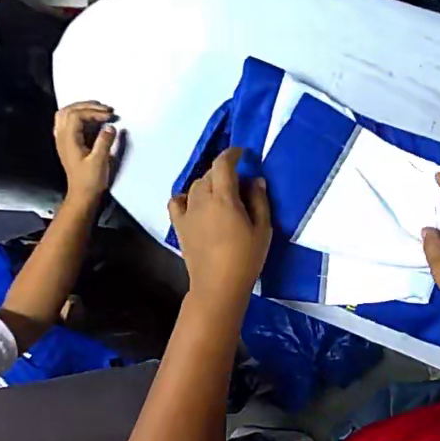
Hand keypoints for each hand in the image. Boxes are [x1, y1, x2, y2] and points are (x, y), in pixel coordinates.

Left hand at [54, 101, 119, 205]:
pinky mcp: (68, 143)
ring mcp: (62, 139)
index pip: (76, 115)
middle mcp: (62, 137)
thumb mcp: (100, 161)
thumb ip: (104, 142)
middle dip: (87, 106)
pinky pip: (68, 122)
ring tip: (99, 110)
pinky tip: (91, 120)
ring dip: (82, 109)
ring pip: (66, 114)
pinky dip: (79, 116)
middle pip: (68, 110)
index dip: (93, 112)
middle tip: (106, 109)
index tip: (110, 117)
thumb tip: (110, 126)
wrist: (82, 194)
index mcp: (68, 140)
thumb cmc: (90, 180)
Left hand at [168, 147, 271, 306]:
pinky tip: (195, 204)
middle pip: (209, 174)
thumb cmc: (245, 259)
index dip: (232, 154)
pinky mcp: (179, 226)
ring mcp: (187, 212)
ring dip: (208, 183)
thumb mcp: (263, 230)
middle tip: (239, 182)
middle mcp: (202, 200)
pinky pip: (177, 202)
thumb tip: (255, 180)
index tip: (242, 154)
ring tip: (221, 195)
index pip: (223, 164)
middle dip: (223, 171)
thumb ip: (259, 201)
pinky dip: (185, 197)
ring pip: (195, 185)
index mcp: (224, 198)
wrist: (218, 286)